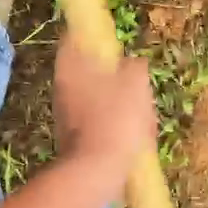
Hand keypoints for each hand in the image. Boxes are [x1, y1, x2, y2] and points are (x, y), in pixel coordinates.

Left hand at [51, 41, 157, 181]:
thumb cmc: (115, 118)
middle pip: (92, 71)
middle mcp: (62, 85)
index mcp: (71, 65)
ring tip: (145, 120)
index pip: (75, 36)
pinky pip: (100, 122)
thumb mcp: (135, 83)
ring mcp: (66, 112)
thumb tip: (132, 62)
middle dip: (119, 79)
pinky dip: (118, 127)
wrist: (96, 171)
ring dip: (123, 106)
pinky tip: (138, 139)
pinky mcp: (74, 136)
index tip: (116, 44)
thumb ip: (134, 66)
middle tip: (139, 90)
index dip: (95, 36)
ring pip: (100, 99)